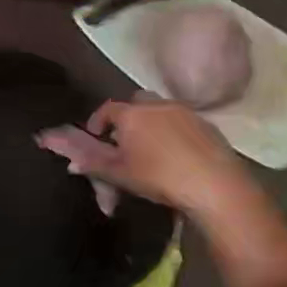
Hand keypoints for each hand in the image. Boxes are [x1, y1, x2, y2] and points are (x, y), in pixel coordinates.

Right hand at [80, 95, 264, 222]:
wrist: (214, 185)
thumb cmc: (157, 176)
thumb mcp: (117, 173)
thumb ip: (92, 164)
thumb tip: (72, 163)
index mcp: (132, 114)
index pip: (107, 109)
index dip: (97, 121)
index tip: (95, 136)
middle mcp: (158, 105)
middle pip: (137, 101)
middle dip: (128, 115)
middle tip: (125, 138)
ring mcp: (187, 113)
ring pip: (162, 109)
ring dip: (152, 121)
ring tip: (150, 146)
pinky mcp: (209, 125)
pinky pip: (183, 120)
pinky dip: (174, 130)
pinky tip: (175, 153)